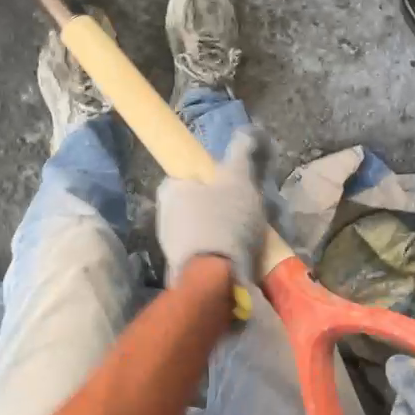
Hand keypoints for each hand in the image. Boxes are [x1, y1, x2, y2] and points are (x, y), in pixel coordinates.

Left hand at [156, 128, 272, 286]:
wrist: (216, 283)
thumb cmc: (224, 221)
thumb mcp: (238, 177)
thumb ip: (241, 150)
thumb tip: (248, 130)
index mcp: (170, 190)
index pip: (190, 175)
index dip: (214, 177)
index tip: (235, 185)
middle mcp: (164, 216)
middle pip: (197, 202)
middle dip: (220, 205)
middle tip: (248, 210)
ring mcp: (171, 247)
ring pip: (202, 229)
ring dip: (222, 230)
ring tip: (250, 237)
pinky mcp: (183, 271)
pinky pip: (205, 253)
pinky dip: (221, 252)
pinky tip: (241, 257)